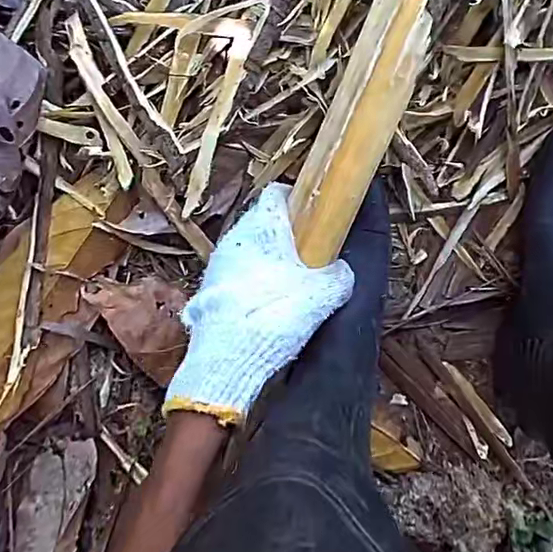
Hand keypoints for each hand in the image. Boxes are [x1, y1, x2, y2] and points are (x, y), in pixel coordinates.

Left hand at [164, 183, 353, 423]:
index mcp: (262, 224)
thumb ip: (339, 274)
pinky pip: (235, 274)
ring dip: (266, 259)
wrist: (227, 359)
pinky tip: (266, 308)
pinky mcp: (208, 288)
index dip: (298, 199)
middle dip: (284, 233)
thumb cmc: (277, 314)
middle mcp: (235, 234)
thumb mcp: (324, 293)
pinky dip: (251, 282)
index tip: (313, 214)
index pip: (278, 192)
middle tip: (308, 254)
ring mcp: (217, 261)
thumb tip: (344, 269)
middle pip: (263, 220)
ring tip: (288, 285)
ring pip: (248, 248)